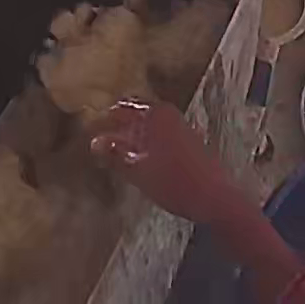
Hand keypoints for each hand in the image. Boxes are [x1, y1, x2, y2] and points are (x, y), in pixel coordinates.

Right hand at [89, 100, 241, 224]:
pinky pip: (158, 132)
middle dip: (118, 122)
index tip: (90, 125)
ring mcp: (178, 125)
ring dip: (131, 132)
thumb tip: (94, 142)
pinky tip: (138, 156)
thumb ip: (115, 154)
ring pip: (148, 123)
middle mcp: (167, 113)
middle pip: (137, 112)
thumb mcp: (138, 170)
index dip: (106, 116)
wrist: (214, 196)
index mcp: (155, 114)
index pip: (124, 107)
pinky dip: (144, 140)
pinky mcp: (186, 139)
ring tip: (114, 147)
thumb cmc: (174, 180)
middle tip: (99, 135)